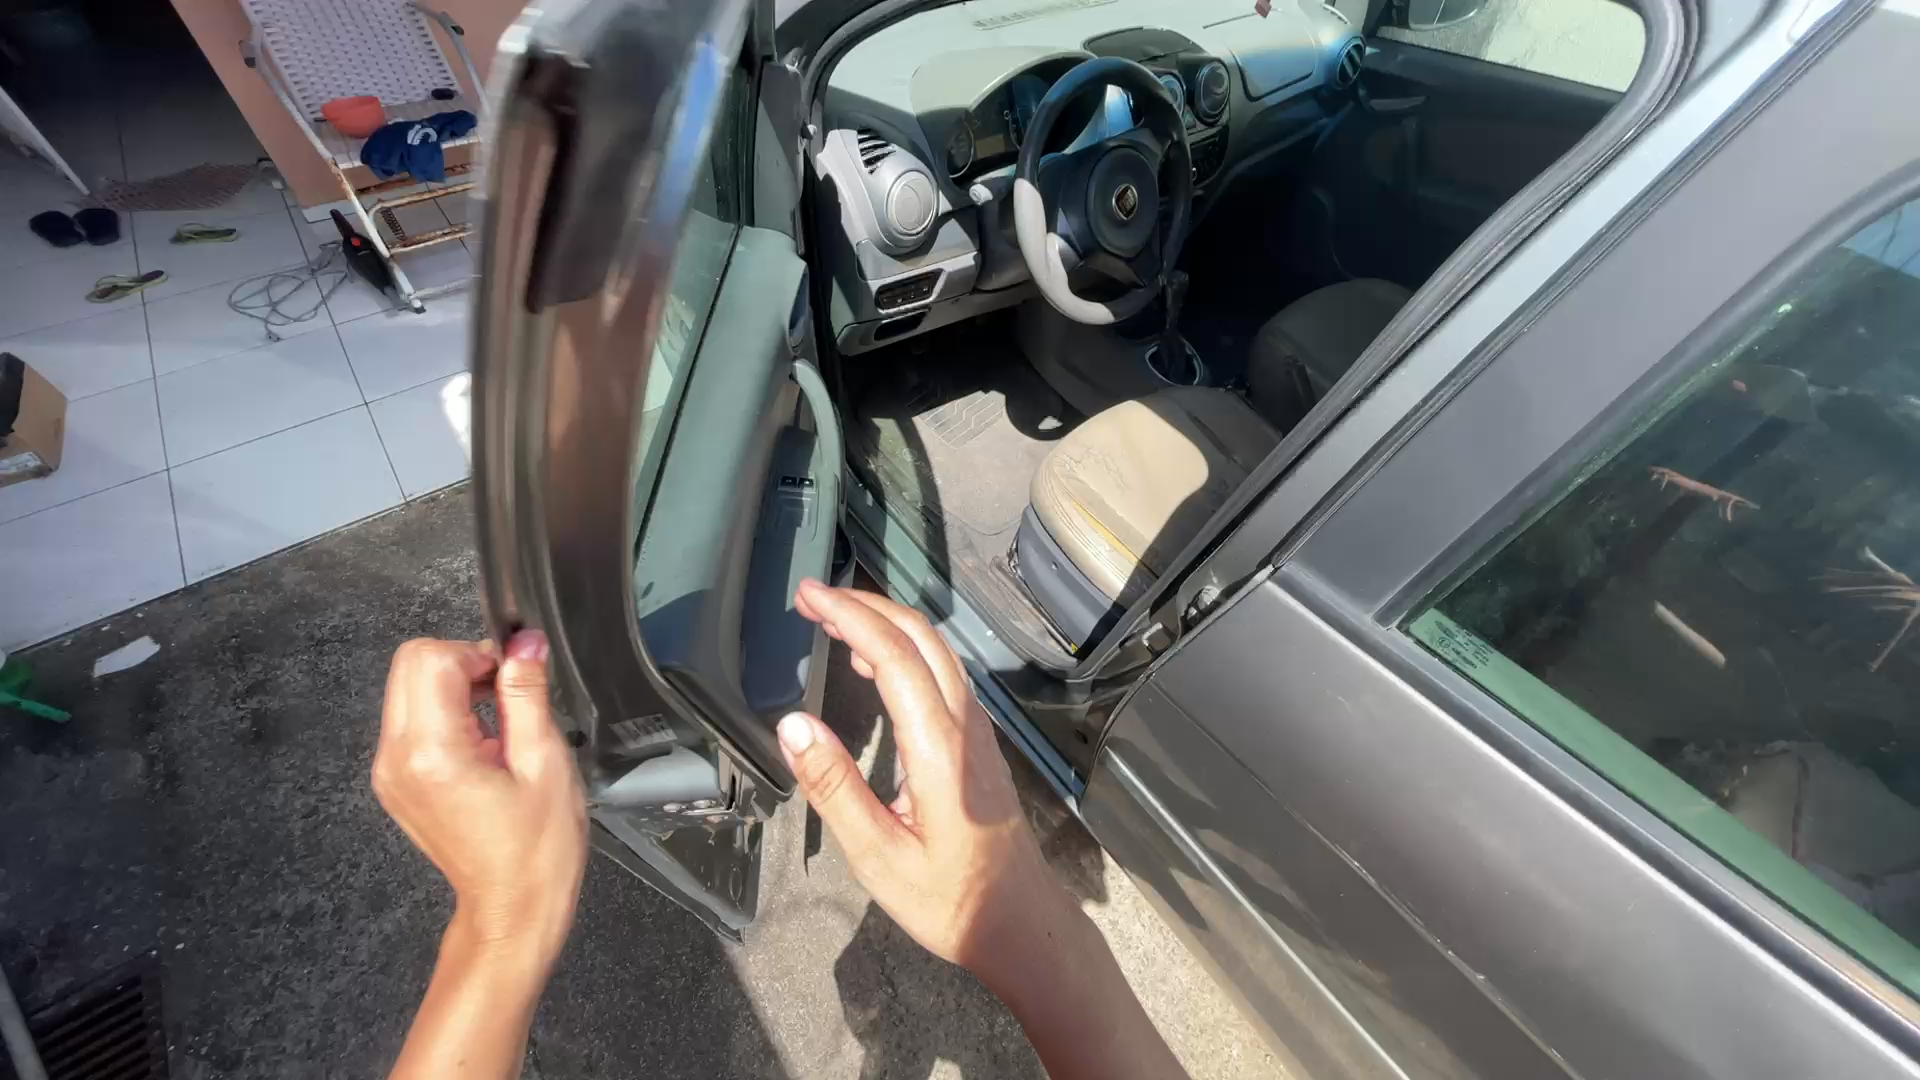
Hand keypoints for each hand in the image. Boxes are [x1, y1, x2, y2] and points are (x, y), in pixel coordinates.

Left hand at [373, 631, 587, 967]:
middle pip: (410, 665)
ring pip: (409, 687)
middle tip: (512, 693)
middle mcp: (394, 758)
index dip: (480, 653)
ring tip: (505, 721)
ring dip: (458, 685)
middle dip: (465, 662)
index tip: (517, 677)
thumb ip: (527, 694)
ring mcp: (388, 771)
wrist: (513, 903)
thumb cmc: (540, 841)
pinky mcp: (396, 780)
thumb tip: (526, 642)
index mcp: (430, 753)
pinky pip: (413, 717)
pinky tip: (487, 740)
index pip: (430, 658)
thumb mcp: (545, 759)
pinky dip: (449, 710)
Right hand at [778, 581, 1072, 979]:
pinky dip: (904, 647)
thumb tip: (793, 723)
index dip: (849, 616)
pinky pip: (942, 671)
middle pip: (919, 636)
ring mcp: (976, 726)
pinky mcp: (977, 736)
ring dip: (885, 622)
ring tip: (833, 620)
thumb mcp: (878, 857)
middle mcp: (964, 722)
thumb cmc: (948, 897)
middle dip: (865, 605)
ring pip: (935, 649)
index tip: (809, 594)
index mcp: (938, 746)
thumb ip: (835, 787)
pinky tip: (873, 663)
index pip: (894, 655)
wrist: (1020, 917)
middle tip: (813, 598)